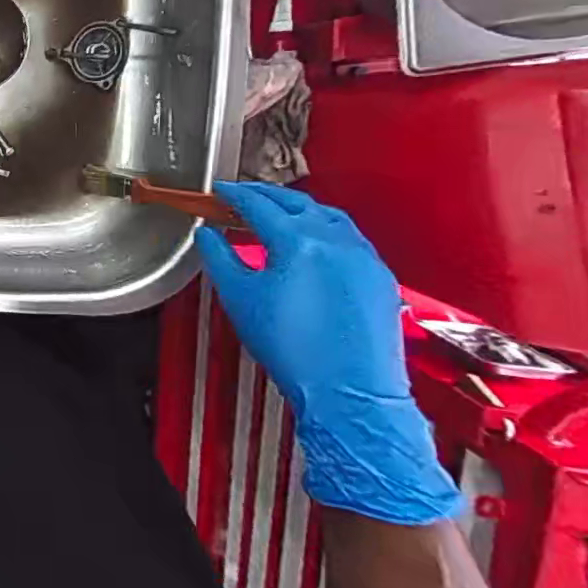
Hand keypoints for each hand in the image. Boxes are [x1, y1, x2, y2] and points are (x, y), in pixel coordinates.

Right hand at [195, 182, 460, 525]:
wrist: (352, 395)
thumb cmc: (299, 353)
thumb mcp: (241, 300)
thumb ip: (220, 259)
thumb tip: (208, 237)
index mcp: (298, 241)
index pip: (257, 204)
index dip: (233, 194)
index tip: (222, 191)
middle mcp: (335, 240)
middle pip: (294, 202)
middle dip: (265, 197)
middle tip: (243, 199)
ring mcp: (362, 255)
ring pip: (326, 215)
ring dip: (298, 209)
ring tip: (278, 215)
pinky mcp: (379, 275)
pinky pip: (349, 237)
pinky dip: (325, 229)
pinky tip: (314, 242)